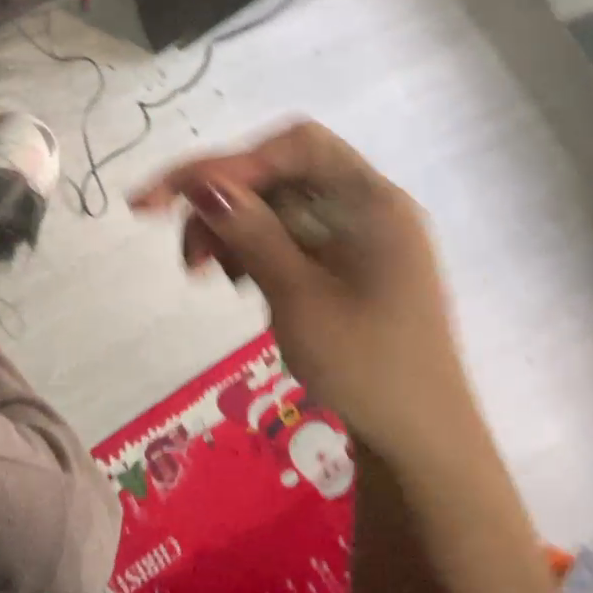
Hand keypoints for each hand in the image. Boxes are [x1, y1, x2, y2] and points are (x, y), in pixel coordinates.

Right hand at [129, 121, 472, 461]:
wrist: (421, 445)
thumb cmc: (368, 368)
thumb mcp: (298, 296)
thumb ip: (250, 231)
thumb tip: (199, 181)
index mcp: (372, 202)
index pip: (292, 147)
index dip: (228, 161)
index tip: (171, 196)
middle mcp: (364, 206)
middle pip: (276, 172)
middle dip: (219, 200)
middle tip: (180, 244)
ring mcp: (353, 234)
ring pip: (270, 202)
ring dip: (226, 226)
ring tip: (200, 271)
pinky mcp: (340, 261)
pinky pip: (281, 232)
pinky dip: (246, 247)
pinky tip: (233, 280)